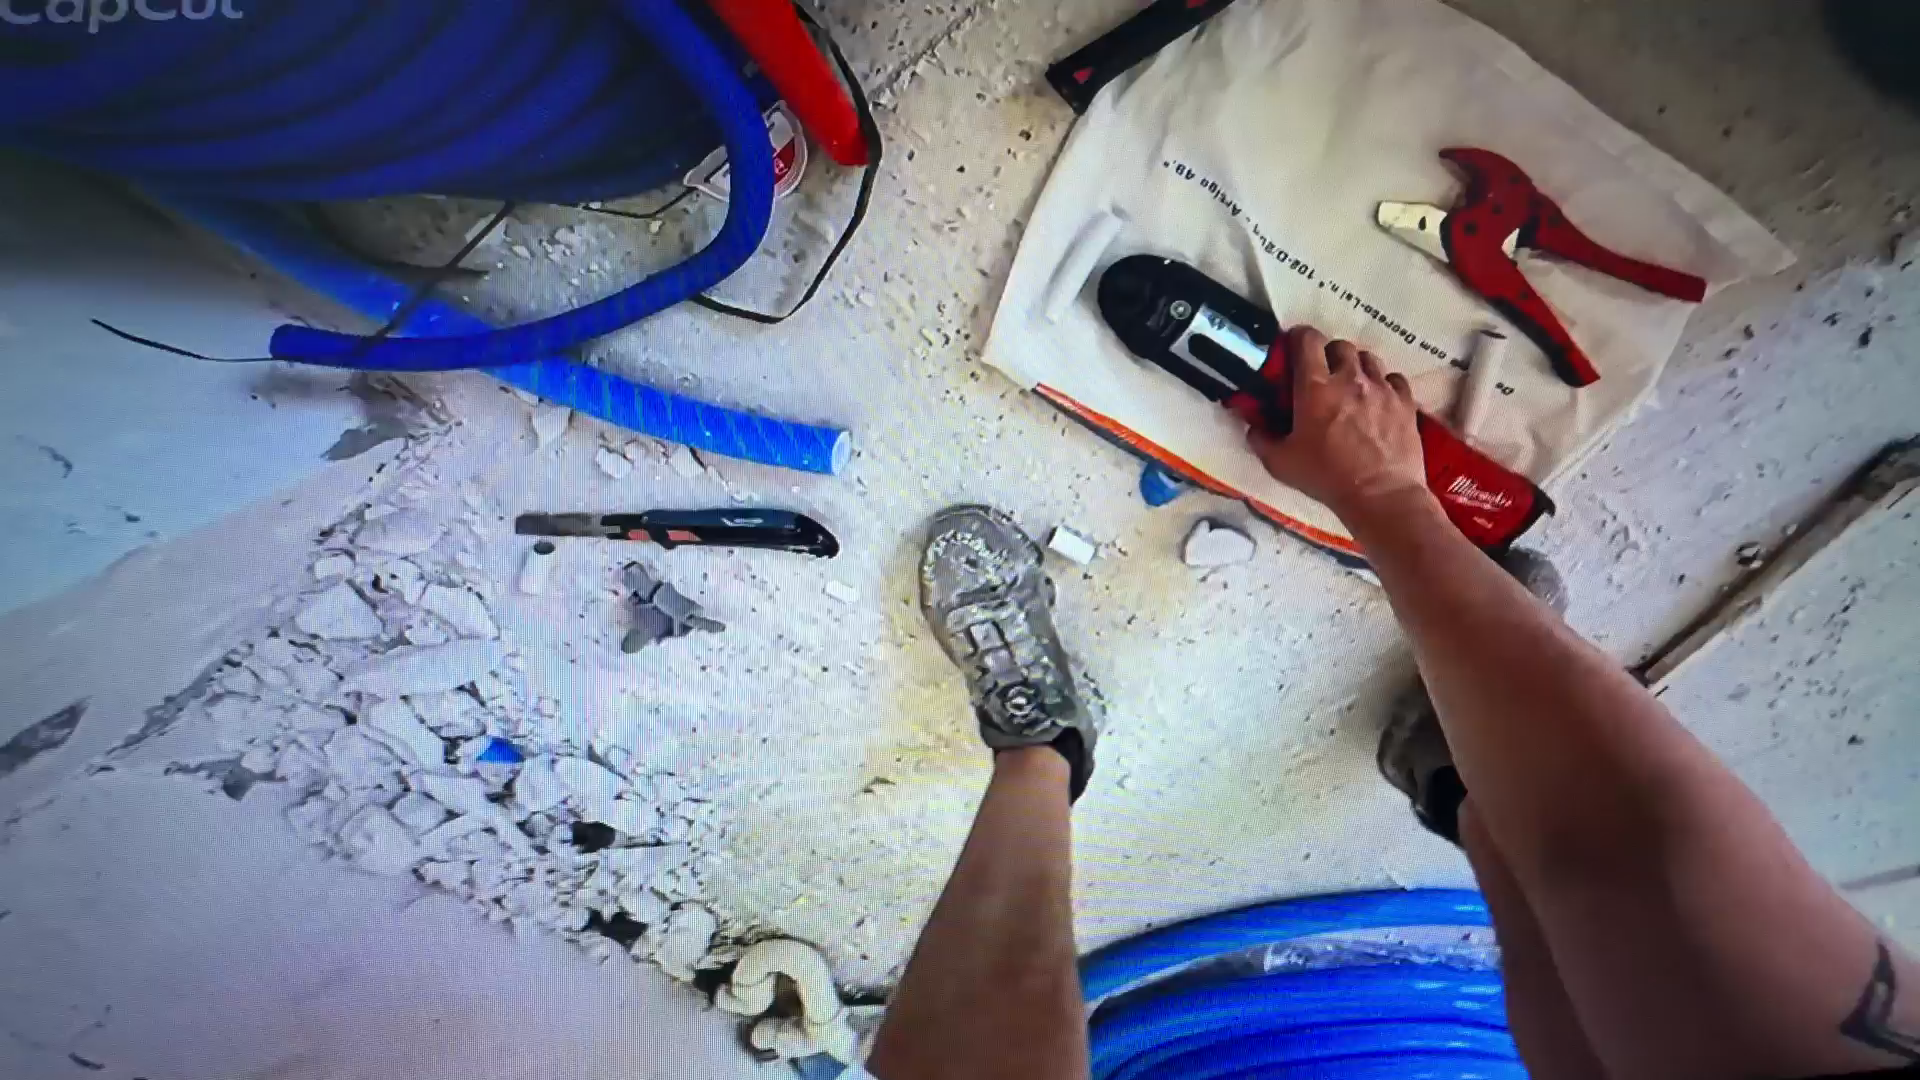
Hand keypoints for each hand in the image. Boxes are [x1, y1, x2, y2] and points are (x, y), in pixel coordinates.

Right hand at [1247, 326, 1431, 523]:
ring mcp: (1382, 388)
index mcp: (1315, 387)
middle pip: (1339, 345)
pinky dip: (1383, 383)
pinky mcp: (1406, 402)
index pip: (1307, 340)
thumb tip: (1252, 425)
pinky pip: (1393, 378)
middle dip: (1327, 354)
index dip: (1298, 338)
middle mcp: (1350, 378)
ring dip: (1355, 366)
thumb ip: (1261, 438)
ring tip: (1350, 386)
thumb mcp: (1280, 462)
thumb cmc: (1324, 476)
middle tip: (1320, 374)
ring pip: (1368, 358)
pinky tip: (1376, 400)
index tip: (1293, 349)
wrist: (1379, 494)